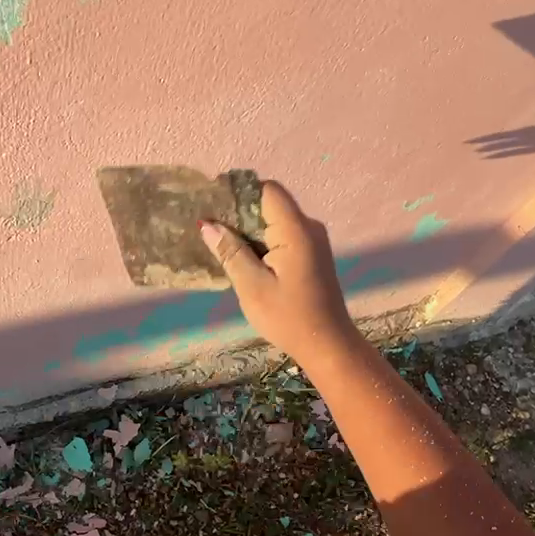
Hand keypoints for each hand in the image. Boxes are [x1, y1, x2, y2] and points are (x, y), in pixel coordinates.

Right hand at [200, 180, 362, 363]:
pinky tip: (240, 253)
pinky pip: (281, 234)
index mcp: (296, 230)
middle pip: (269, 203)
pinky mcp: (310, 252)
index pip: (267, 190)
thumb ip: (230, 251)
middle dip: (238, 210)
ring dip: (247, 227)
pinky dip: (260, 239)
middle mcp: (308, 227)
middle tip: (208, 224)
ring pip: (274, 219)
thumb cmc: (288, 317)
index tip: (212, 202)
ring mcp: (312, 240)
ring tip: (218, 239)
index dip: (239, 191)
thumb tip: (207, 224)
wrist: (327, 345)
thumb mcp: (252, 286)